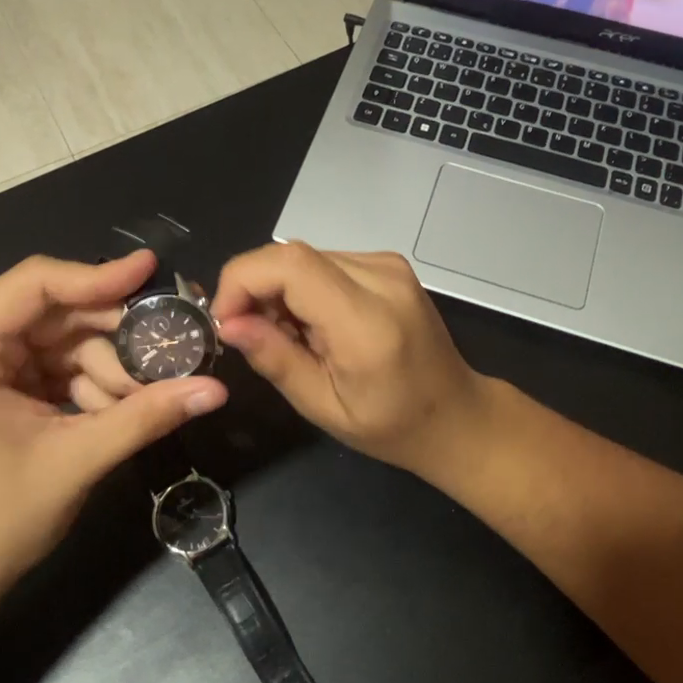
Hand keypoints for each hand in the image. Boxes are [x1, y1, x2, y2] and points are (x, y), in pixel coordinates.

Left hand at [0, 252, 227, 588]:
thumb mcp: (77, 460)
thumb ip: (146, 415)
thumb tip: (216, 388)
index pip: (35, 285)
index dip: (97, 276)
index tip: (152, 271)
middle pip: (52, 311)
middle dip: (112, 334)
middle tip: (170, 347)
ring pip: (58, 338)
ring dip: (105, 365)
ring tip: (146, 397)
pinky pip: (51, 363)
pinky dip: (88, 382)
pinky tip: (121, 406)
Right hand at [212, 243, 494, 475]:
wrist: (456, 414)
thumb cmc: (391, 426)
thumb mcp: (323, 407)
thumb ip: (275, 359)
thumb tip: (228, 323)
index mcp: (366, 321)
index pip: (288, 265)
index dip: (242, 281)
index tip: (225, 321)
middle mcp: (380, 278)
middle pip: (291, 255)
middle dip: (255, 289)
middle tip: (254, 335)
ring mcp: (388, 265)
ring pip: (305, 257)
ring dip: (279, 291)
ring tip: (291, 338)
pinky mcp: (388, 264)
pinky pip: (326, 263)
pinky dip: (304, 289)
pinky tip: (315, 325)